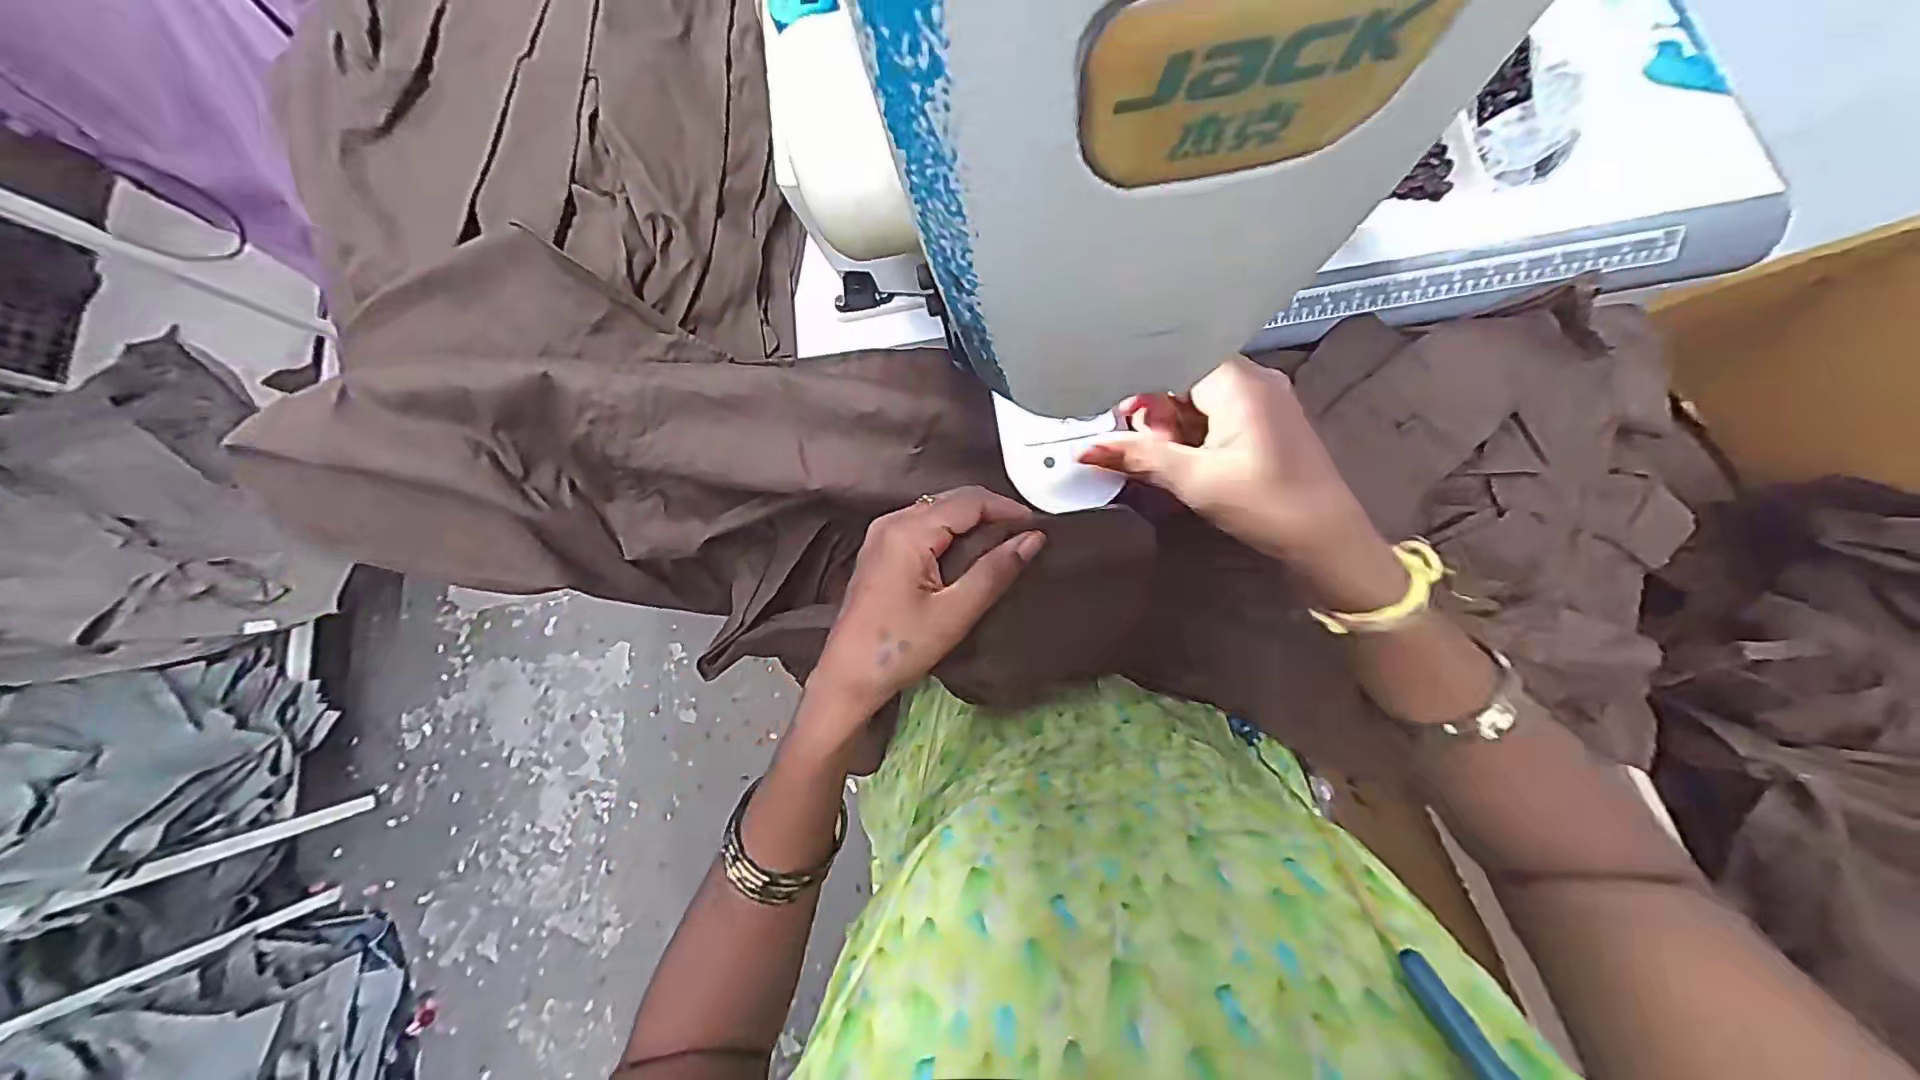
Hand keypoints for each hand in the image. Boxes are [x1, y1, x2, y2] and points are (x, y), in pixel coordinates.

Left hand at [800, 487, 1043, 753]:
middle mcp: (891, 522)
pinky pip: (924, 524)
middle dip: (992, 510)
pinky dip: (953, 530)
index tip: (1037, 524)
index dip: (1006, 508)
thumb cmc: (899, 647)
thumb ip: (995, 570)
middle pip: (952, 499)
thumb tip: (1032, 539)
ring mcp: (882, 534)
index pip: (968, 501)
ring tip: (1006, 539)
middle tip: (1026, 532)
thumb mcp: (955, 611)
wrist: (848, 676)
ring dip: (973, 520)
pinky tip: (972, 549)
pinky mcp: (881, 549)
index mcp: (907, 531)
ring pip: (938, 509)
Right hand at [1080, 355, 1404, 610]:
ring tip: (1175, 465)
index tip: (1122, 421)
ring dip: (1174, 431)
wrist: (1327, 539)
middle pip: (1183, 380)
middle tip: (1154, 452)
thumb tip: (1089, 450)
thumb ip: (1137, 458)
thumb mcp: (1193, 480)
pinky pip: (1215, 417)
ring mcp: (1262, 402)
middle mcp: (1253, 381)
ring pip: (1196, 401)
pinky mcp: (1264, 424)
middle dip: (1157, 416)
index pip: (1172, 361)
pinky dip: (1194, 438)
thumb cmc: (1271, 505)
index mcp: (1239, 382)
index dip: (1141, 390)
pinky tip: (1190, 466)